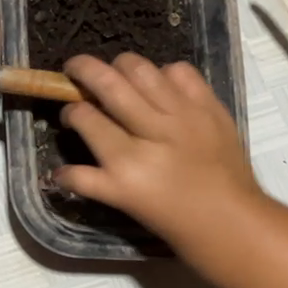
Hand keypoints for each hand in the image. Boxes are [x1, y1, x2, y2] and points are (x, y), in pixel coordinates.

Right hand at [54, 54, 273, 249]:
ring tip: (116, 75)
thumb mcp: (121, 201)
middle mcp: (152, 134)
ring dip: (119, 66)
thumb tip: (57, 170)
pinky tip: (159, 87)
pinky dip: (164, 73)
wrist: (230, 220)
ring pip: (139, 68)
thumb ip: (86, 180)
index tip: (70, 114)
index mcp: (125, 165)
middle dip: (82, 68)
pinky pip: (179, 71)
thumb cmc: (170, 218)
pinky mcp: (209, 108)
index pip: (84, 117)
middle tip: (74, 69)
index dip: (70, 110)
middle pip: (107, 82)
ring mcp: (183, 116)